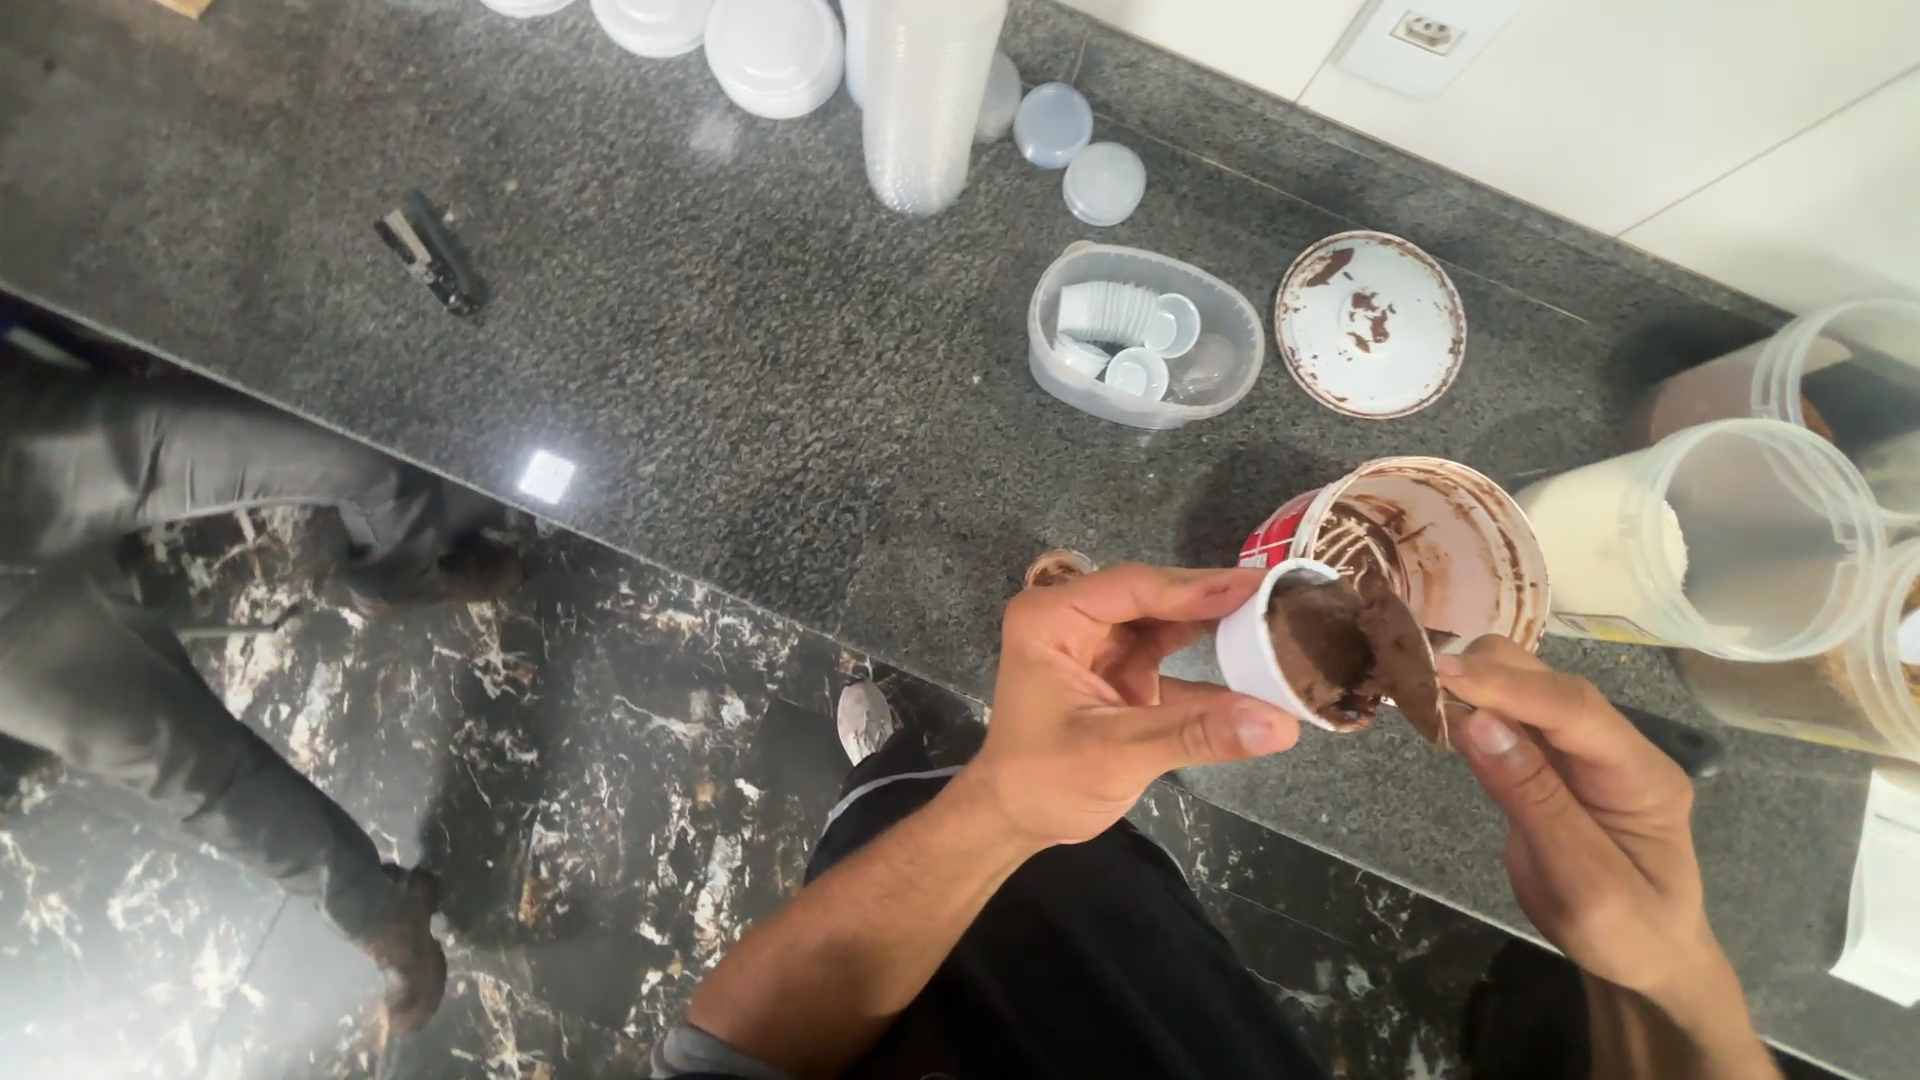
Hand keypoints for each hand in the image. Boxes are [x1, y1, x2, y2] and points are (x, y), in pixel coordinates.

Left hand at [962, 564, 1298, 848]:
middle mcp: (1073, 619)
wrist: (1015, 817)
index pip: (1131, 587)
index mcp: (1052, 618)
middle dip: (1212, 600)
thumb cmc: (1044, 780)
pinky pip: (1171, 655)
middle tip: (1281, 596)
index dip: (1195, 588)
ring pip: (1166, 622)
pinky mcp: (1121, 670)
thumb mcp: (1116, 754)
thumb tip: (1280, 724)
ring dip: (1218, 626)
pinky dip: (1211, 666)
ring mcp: (1098, 643)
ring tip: (1280, 621)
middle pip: (1152, 597)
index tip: (1257, 587)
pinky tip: (1258, 671)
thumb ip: (1194, 734)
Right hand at [1438, 637, 1742, 1016]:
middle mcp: (1612, 747)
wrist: (1642, 959)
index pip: (1573, 708)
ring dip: (1469, 680)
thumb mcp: (1583, 882)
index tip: (1439, 671)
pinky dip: (1464, 702)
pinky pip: (1501, 712)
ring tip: (1415, 692)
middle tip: (1414, 682)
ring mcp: (1577, 748)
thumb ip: (1533, 799)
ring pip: (1520, 684)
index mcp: (1640, 776)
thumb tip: (1476, 722)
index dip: (1505, 685)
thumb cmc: (1623, 932)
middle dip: (1482, 671)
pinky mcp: (1543, 756)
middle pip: (1545, 680)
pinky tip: (1432, 709)